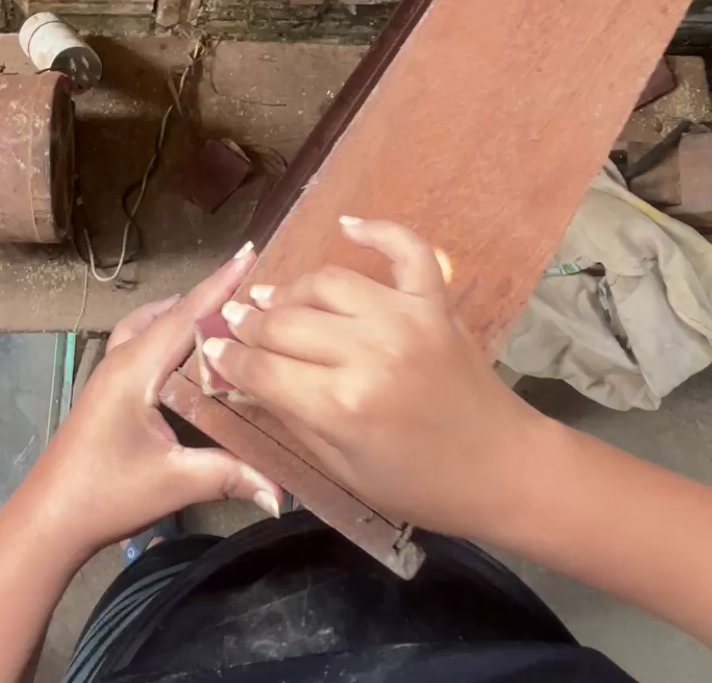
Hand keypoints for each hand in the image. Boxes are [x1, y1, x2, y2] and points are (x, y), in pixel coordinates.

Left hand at [14, 245, 281, 561]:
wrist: (46, 521)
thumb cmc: (104, 495)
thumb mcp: (173, 484)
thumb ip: (229, 476)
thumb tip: (282, 493)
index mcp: (137, 369)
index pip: (186, 315)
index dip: (221, 284)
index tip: (250, 252)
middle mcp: (122, 359)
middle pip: (171, 313)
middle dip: (211, 294)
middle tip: (252, 284)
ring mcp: (110, 371)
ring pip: (151, 322)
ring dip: (184, 310)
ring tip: (221, 312)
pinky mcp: (107, 386)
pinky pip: (140, 338)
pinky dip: (165, 328)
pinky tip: (183, 349)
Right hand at [200, 217, 553, 540]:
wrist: (502, 468)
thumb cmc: (418, 484)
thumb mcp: (341, 469)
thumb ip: (288, 417)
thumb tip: (242, 379)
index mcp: (342, 405)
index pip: (262, 368)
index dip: (227, 358)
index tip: (210, 350)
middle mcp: (370, 352)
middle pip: (286, 323)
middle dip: (248, 324)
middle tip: (233, 324)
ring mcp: (406, 318)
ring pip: (327, 283)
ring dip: (291, 289)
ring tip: (271, 299)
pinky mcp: (435, 301)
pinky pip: (405, 249)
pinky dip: (377, 230)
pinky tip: (346, 225)